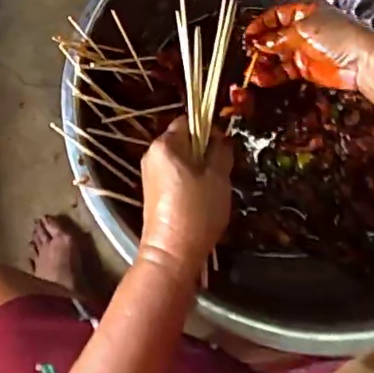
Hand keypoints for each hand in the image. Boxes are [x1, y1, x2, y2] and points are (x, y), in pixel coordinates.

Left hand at [137, 116, 231, 280]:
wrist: (171, 251)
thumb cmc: (197, 211)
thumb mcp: (218, 179)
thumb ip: (221, 152)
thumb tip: (222, 137)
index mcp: (165, 144)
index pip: (187, 121)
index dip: (208, 128)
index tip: (224, 145)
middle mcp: (152, 152)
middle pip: (181, 139)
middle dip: (203, 149)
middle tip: (222, 168)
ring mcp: (149, 171)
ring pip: (178, 157)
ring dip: (196, 165)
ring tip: (213, 185)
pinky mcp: (151, 188)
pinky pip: (171, 173)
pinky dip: (187, 178)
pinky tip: (200, 197)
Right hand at [246, 1, 373, 90]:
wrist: (364, 63)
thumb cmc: (338, 36)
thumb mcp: (303, 30)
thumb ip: (277, 37)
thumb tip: (258, 43)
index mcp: (304, 13)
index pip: (275, 15)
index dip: (260, 24)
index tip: (247, 34)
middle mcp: (303, 30)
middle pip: (274, 36)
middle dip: (260, 45)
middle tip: (248, 54)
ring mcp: (305, 49)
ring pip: (277, 55)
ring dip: (263, 62)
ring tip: (252, 70)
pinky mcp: (307, 68)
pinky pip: (284, 70)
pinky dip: (272, 75)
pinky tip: (261, 79)